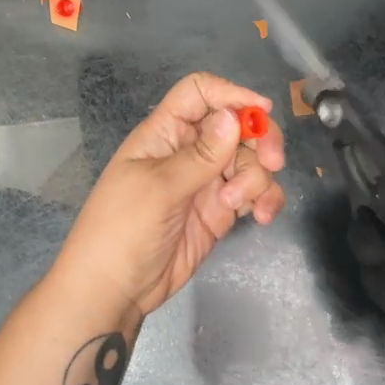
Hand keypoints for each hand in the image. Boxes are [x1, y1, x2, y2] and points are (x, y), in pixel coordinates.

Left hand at [54, 73, 286, 322]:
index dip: (230, 94)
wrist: (112, 291)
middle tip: (272, 162)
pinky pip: (252, 193)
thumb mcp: (159, 189)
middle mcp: (187, 151)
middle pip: (235, 125)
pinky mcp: (218, 212)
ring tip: (241, 206)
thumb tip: (233, 115)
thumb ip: (201, 156)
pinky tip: (261, 216)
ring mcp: (205, 182)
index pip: (199, 93)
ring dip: (258, 178)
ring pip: (249, 160)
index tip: (261, 111)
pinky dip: (264, 199)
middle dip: (259, 138)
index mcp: (164, 133)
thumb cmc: (122, 229)